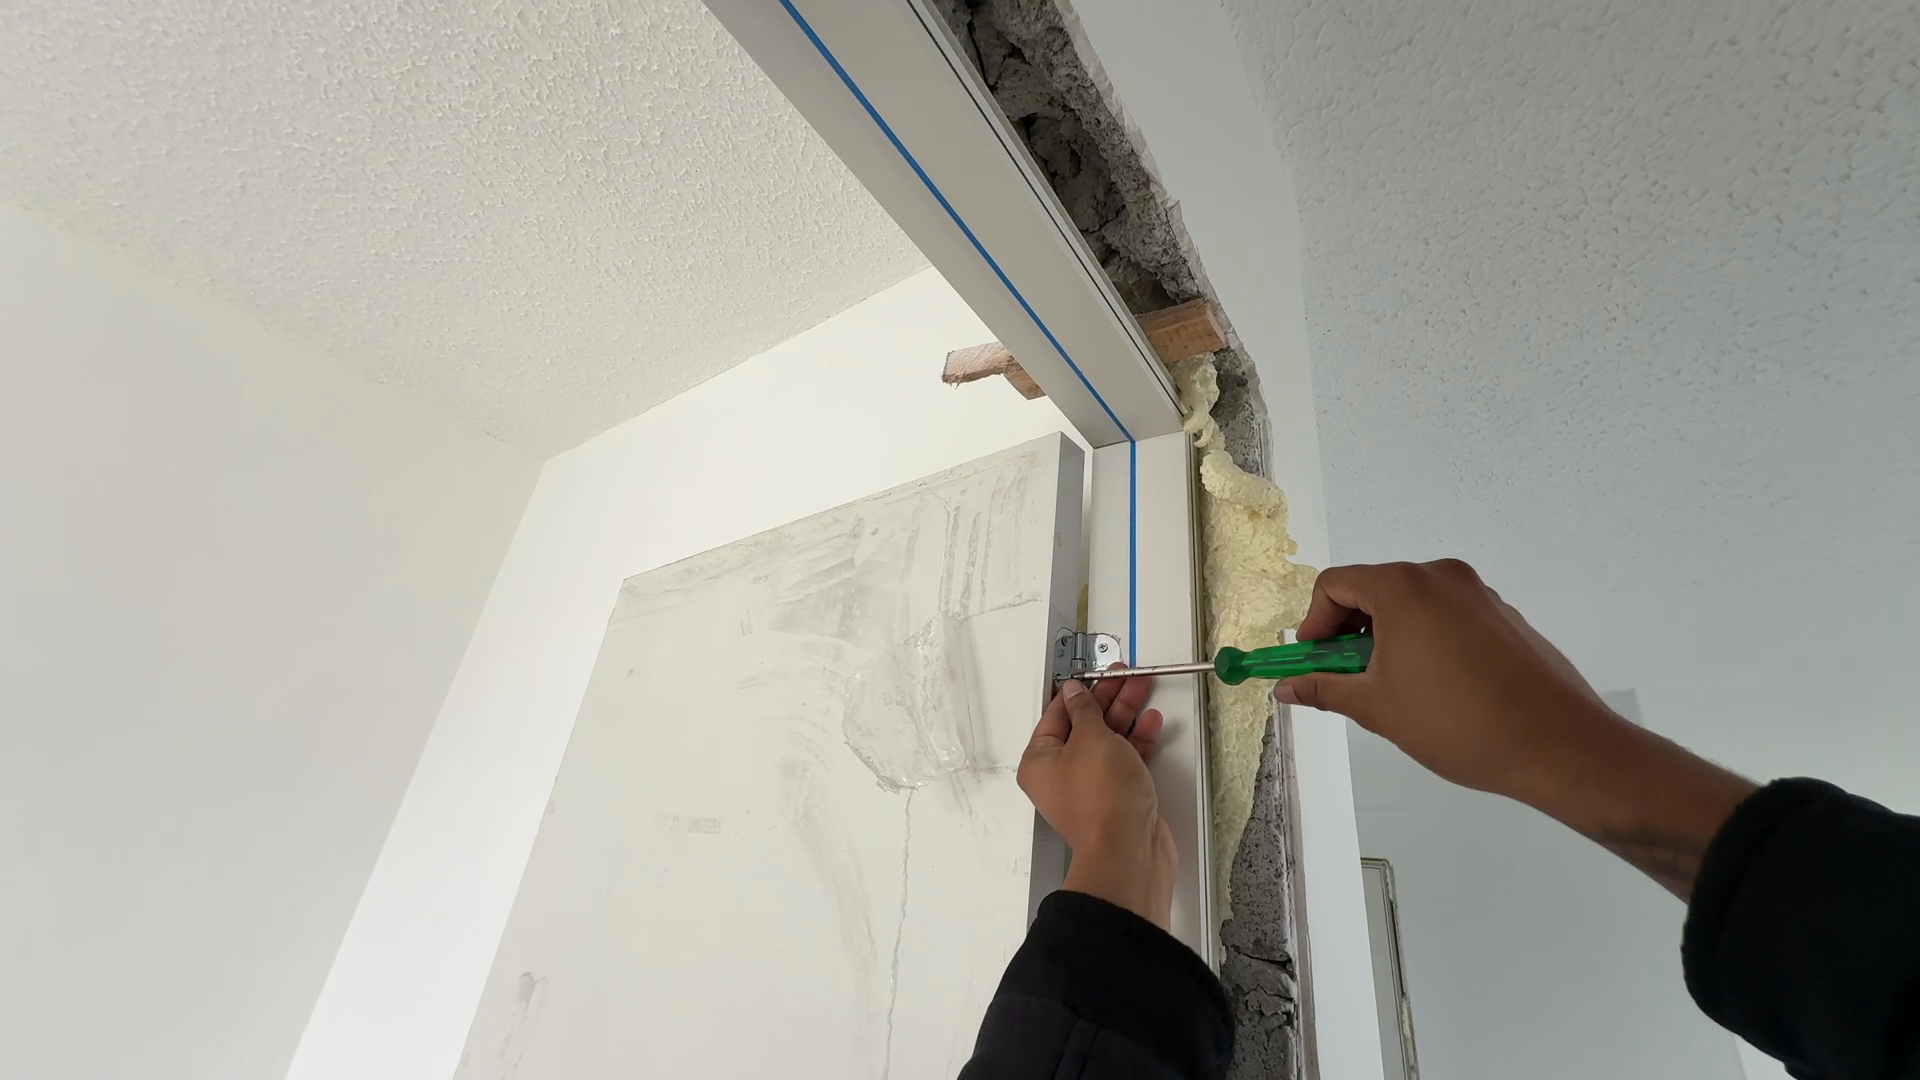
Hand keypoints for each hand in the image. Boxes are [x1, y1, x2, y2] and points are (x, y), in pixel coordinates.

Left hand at [1018, 670, 1176, 927]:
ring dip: (1125, 713)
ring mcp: (1090, 786)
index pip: (1056, 714)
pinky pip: (1124, 760)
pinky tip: (1151, 720)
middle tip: (1126, 673)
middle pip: (1084, 724)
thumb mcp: (1091, 738)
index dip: (1077, 690)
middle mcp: (1060, 773)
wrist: (1128, 851)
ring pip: (1107, 740)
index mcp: (1040, 760)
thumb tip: (1073, 690)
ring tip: (1143, 685)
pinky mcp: (1116, 797)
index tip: (1094, 670)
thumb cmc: (1101, 792)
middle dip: (1106, 697)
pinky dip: (1137, 740)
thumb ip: (1084, 709)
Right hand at [1273, 559, 1615, 799]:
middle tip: (1345, 674)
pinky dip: (1422, 638)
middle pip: (1371, 589)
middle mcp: (1440, 577)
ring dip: (1384, 635)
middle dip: (1347, 630)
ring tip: (1389, 684)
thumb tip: (1286, 688)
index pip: (1334, 584)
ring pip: (1408, 603)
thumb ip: (1322, 688)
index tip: (1314, 660)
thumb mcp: (1375, 707)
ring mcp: (1478, 594)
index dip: (1314, 622)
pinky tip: (1433, 684)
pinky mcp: (1505, 616)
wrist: (1564, 749)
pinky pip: (1444, 615)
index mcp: (1403, 588)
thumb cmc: (1457, 723)